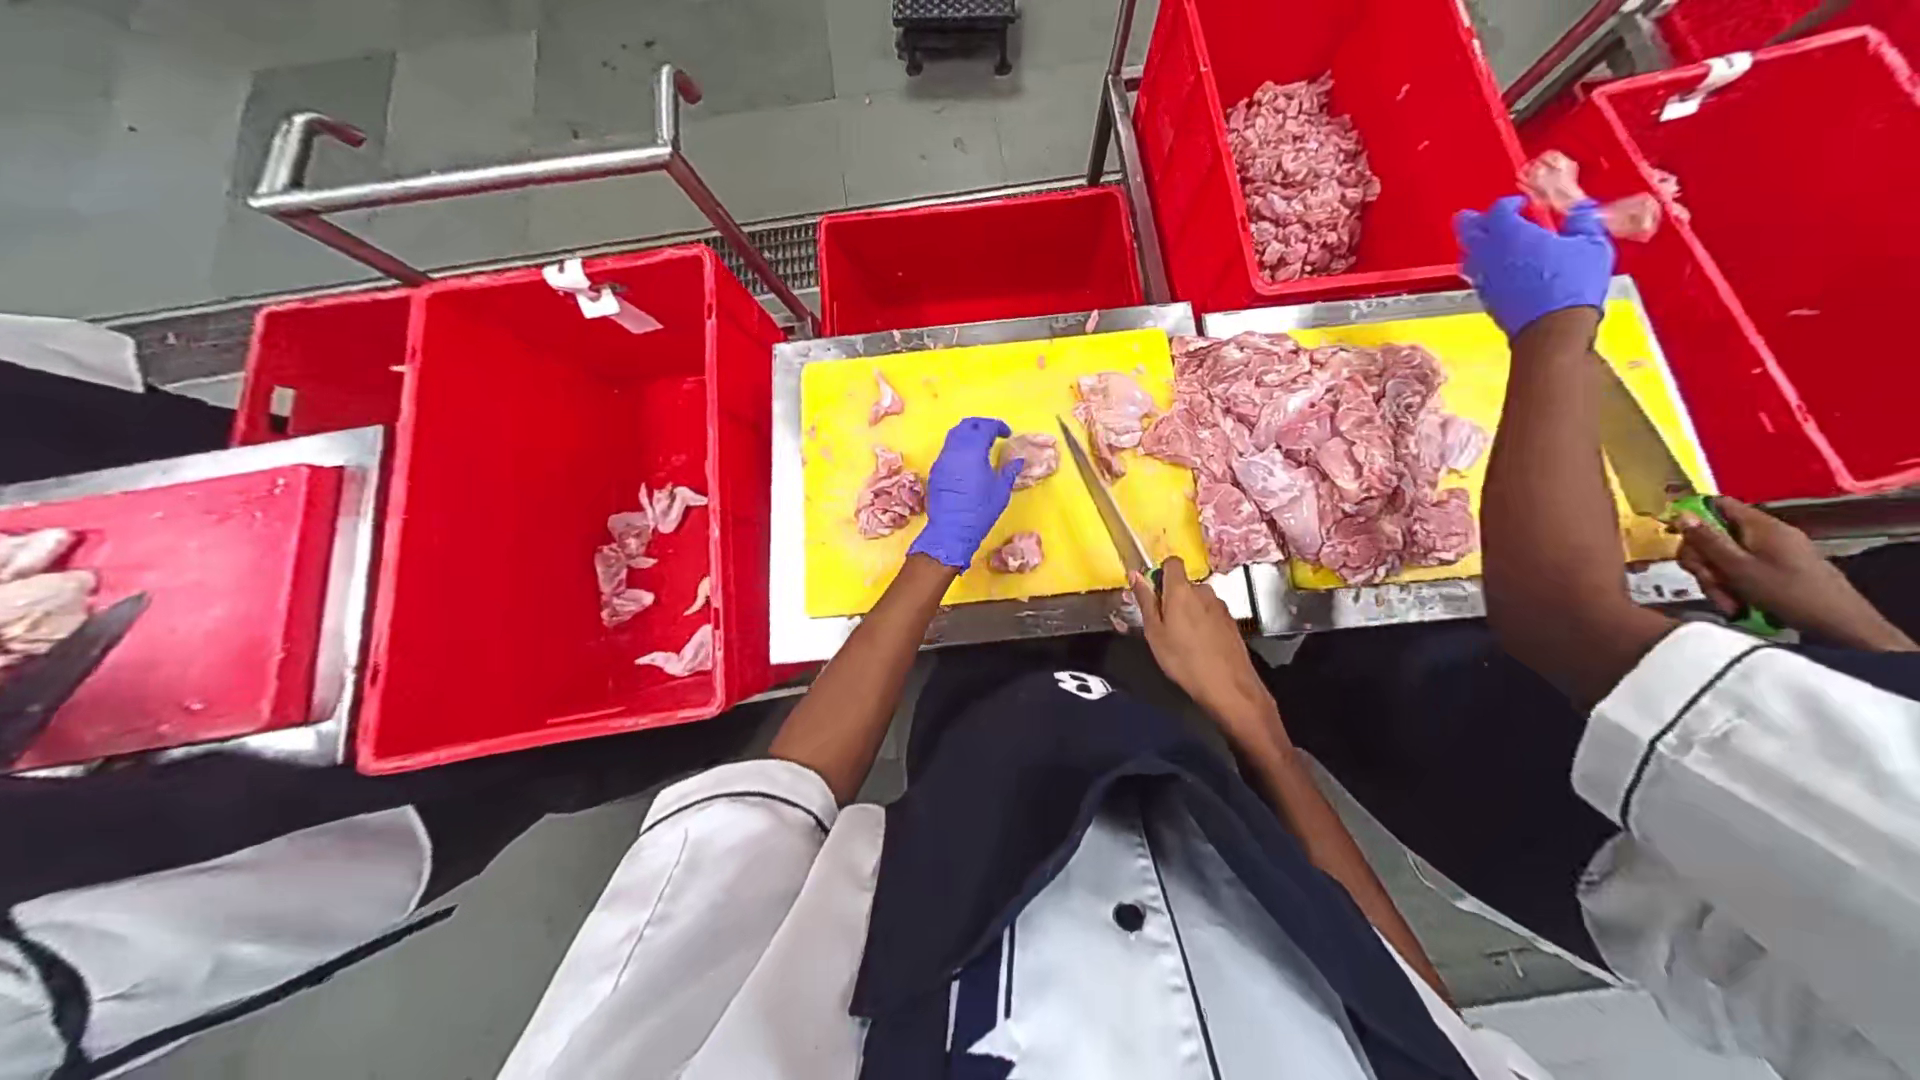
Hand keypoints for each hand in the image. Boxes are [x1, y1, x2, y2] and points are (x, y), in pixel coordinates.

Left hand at [908, 417, 1022, 568]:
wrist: (950, 531)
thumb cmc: (980, 511)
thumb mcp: (1001, 491)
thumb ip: (1009, 471)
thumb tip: (1017, 460)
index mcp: (973, 451)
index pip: (985, 427)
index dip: (998, 426)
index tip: (1007, 433)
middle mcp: (954, 450)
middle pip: (966, 425)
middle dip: (981, 424)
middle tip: (994, 432)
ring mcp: (942, 459)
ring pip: (954, 435)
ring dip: (968, 433)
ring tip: (981, 443)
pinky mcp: (935, 470)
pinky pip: (947, 449)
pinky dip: (959, 446)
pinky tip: (968, 459)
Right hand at [1131, 557, 1287, 754]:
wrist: (1228, 685)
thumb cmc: (1183, 659)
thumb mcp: (1154, 632)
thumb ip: (1145, 600)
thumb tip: (1135, 574)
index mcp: (1181, 590)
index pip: (1172, 562)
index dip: (1161, 573)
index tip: (1153, 594)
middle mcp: (1204, 591)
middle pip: (1184, 584)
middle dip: (1173, 598)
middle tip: (1163, 625)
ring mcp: (1220, 606)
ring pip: (1198, 600)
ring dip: (1188, 611)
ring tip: (1182, 639)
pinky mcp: (1231, 621)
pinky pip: (1210, 613)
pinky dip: (1203, 622)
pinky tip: (1200, 646)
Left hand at [1455, 194, 1614, 336]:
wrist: (1552, 326)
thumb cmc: (1569, 286)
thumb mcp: (1590, 243)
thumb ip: (1582, 222)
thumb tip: (1581, 212)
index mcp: (1510, 235)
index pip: (1497, 211)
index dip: (1507, 204)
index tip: (1518, 204)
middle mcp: (1489, 256)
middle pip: (1467, 231)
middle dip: (1472, 220)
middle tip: (1479, 216)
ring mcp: (1483, 278)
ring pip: (1467, 255)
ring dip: (1475, 244)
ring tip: (1488, 240)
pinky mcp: (1485, 297)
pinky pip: (1476, 275)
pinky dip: (1482, 265)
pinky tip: (1496, 267)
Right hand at [1675, 497, 1916, 650]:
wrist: (1839, 623)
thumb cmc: (1786, 592)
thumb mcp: (1737, 567)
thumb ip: (1707, 540)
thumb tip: (1682, 514)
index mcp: (1761, 527)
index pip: (1718, 505)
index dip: (1693, 516)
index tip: (1675, 536)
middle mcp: (1767, 534)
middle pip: (1715, 535)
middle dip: (1702, 560)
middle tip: (1705, 580)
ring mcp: (1774, 551)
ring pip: (1723, 556)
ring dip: (1715, 578)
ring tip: (1725, 600)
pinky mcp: (1778, 567)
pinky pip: (1740, 568)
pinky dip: (1731, 584)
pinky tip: (1735, 602)